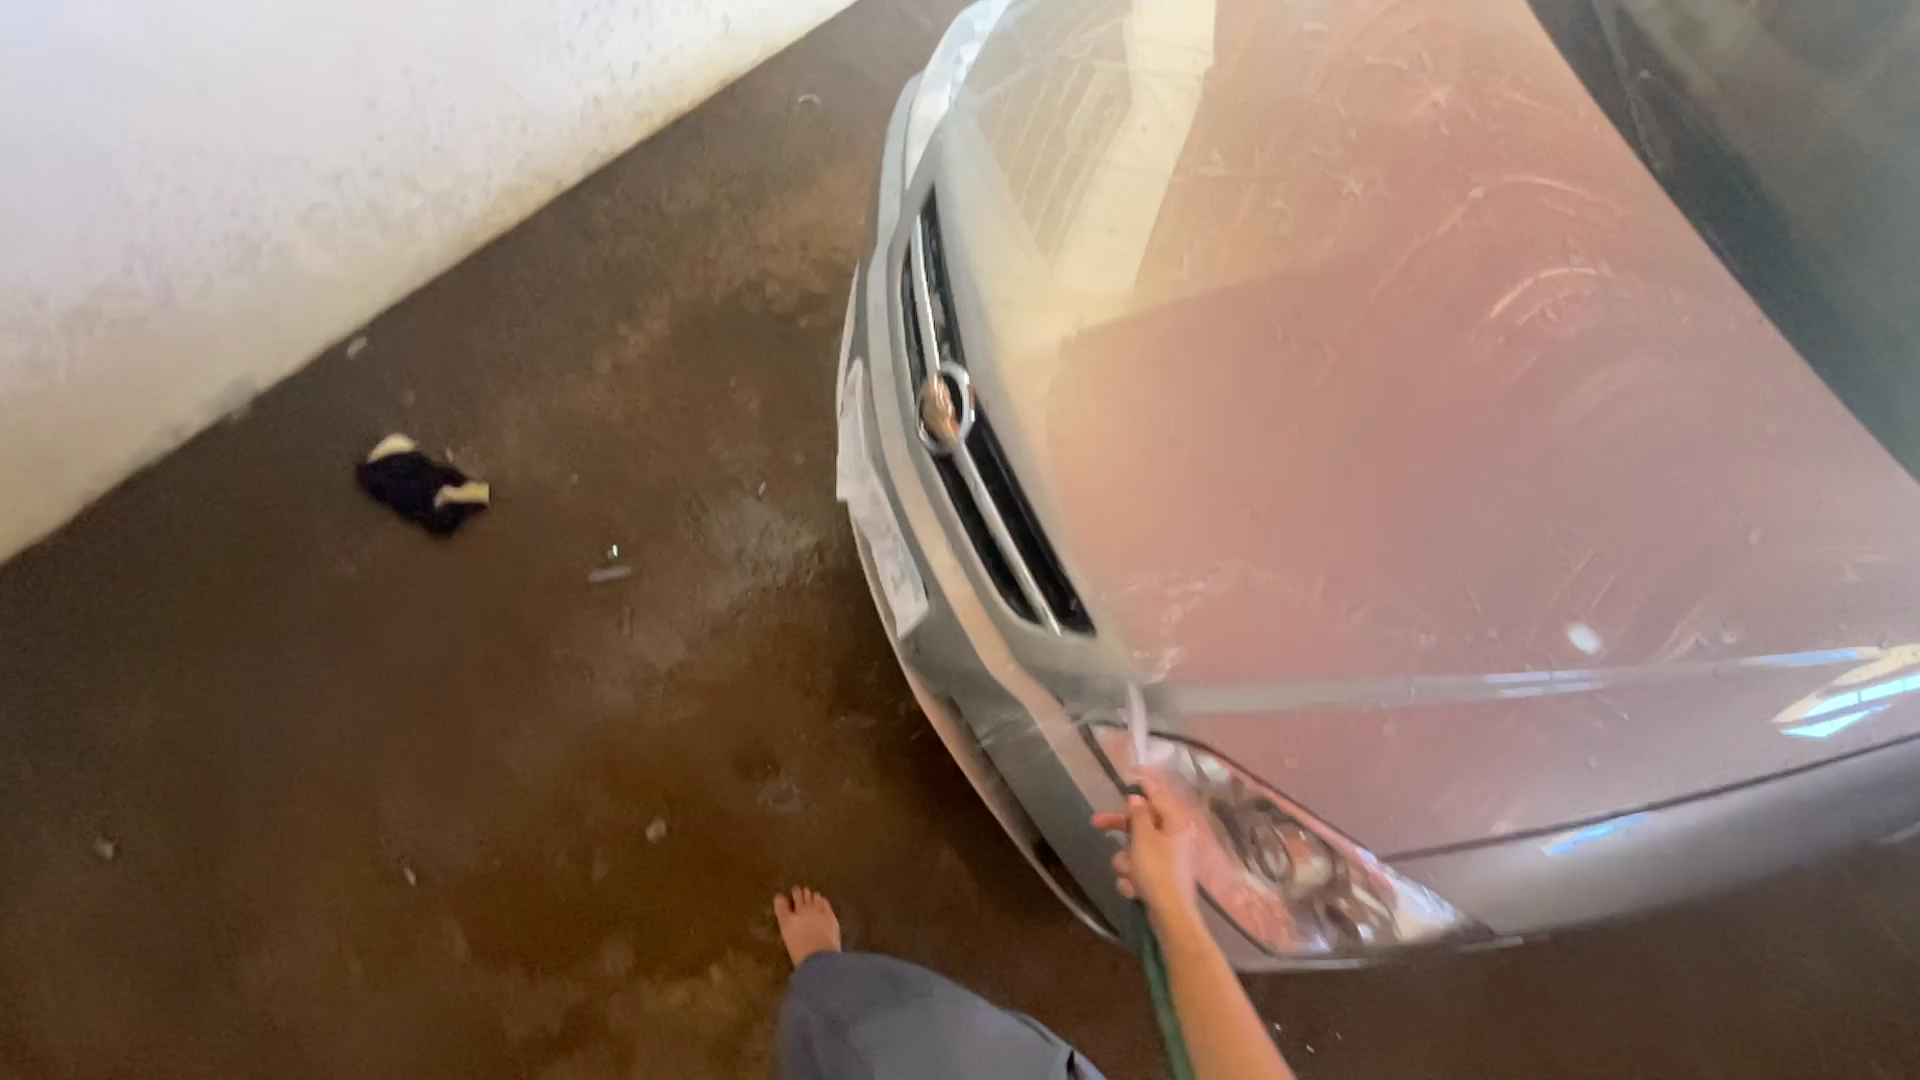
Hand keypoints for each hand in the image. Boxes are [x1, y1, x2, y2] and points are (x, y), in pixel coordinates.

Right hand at [1091, 769, 1200, 926]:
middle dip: (1120, 829)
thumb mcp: (1144, 837)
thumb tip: (1137, 797)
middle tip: (1096, 822)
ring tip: (1130, 875)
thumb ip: (1138, 814)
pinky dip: (1132, 880)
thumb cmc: (1157, 871)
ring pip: (1134, 851)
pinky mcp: (1158, 880)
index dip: (1143, 786)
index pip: (1157, 797)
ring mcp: (1165, 861)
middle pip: (1141, 824)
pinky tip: (1134, 891)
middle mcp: (1172, 839)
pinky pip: (1136, 872)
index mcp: (1174, 824)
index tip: (1132, 772)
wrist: (1169, 916)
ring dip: (1126, 863)